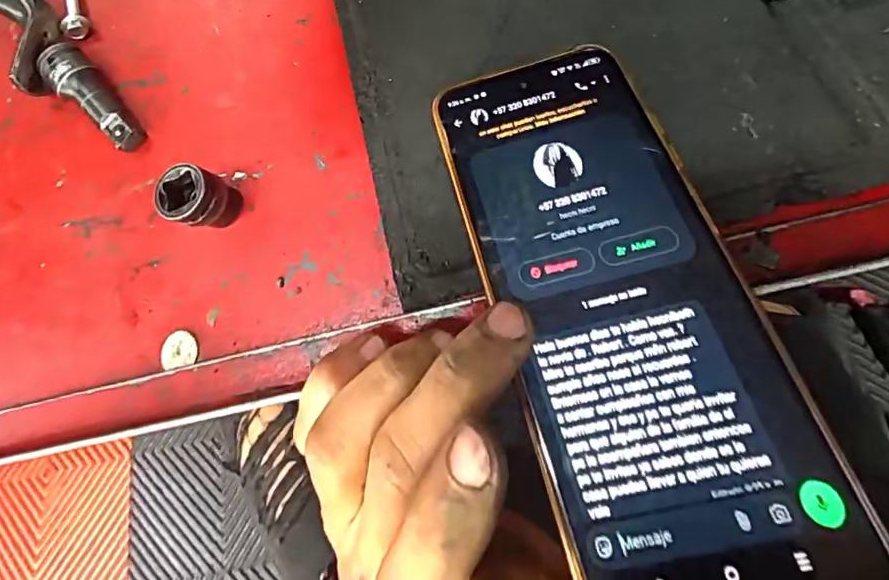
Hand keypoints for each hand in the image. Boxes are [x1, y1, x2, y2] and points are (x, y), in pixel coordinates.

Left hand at [294, 301, 552, 579]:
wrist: (466, 577)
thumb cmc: (509, 567)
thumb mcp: (545, 563)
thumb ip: (547, 536)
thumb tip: (572, 464)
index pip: (429, 554)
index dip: (451, 496)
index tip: (481, 439)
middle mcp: (375, 554)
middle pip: (393, 466)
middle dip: (452, 385)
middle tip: (499, 334)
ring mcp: (343, 508)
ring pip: (344, 434)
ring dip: (401, 369)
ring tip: (445, 337)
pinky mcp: (330, 471)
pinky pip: (316, 415)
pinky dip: (344, 369)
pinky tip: (379, 340)